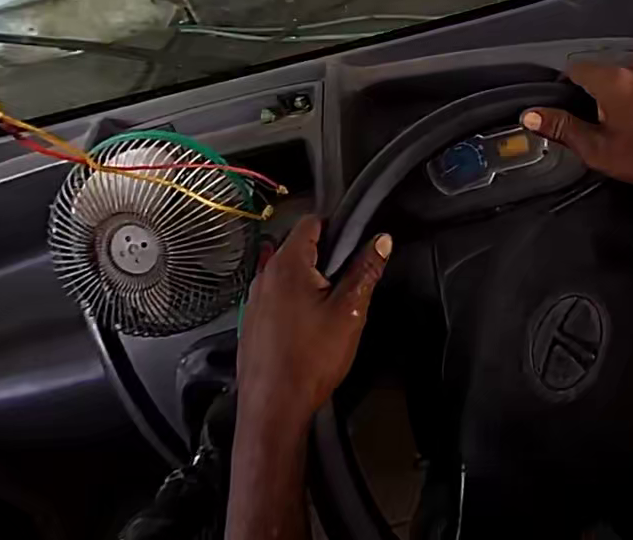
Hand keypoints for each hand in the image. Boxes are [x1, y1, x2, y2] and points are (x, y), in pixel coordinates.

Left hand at [236, 216, 391, 426]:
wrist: (273, 410)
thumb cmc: (310, 360)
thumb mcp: (349, 311)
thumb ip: (365, 270)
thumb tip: (381, 241)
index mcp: (288, 264)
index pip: (311, 221)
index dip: (335, 226)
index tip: (351, 244)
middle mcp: (265, 274)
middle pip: (298, 246)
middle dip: (324, 256)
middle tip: (344, 281)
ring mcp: (254, 298)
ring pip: (287, 273)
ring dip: (308, 280)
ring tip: (328, 308)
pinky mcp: (251, 321)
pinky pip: (275, 296)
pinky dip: (292, 301)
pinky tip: (307, 328)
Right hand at [521, 61, 632, 203]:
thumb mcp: (599, 150)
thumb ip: (562, 128)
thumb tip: (530, 115)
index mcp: (611, 81)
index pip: (576, 69)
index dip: (568, 85)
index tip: (570, 102)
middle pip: (606, 73)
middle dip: (601, 93)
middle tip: (604, 123)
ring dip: (629, 94)